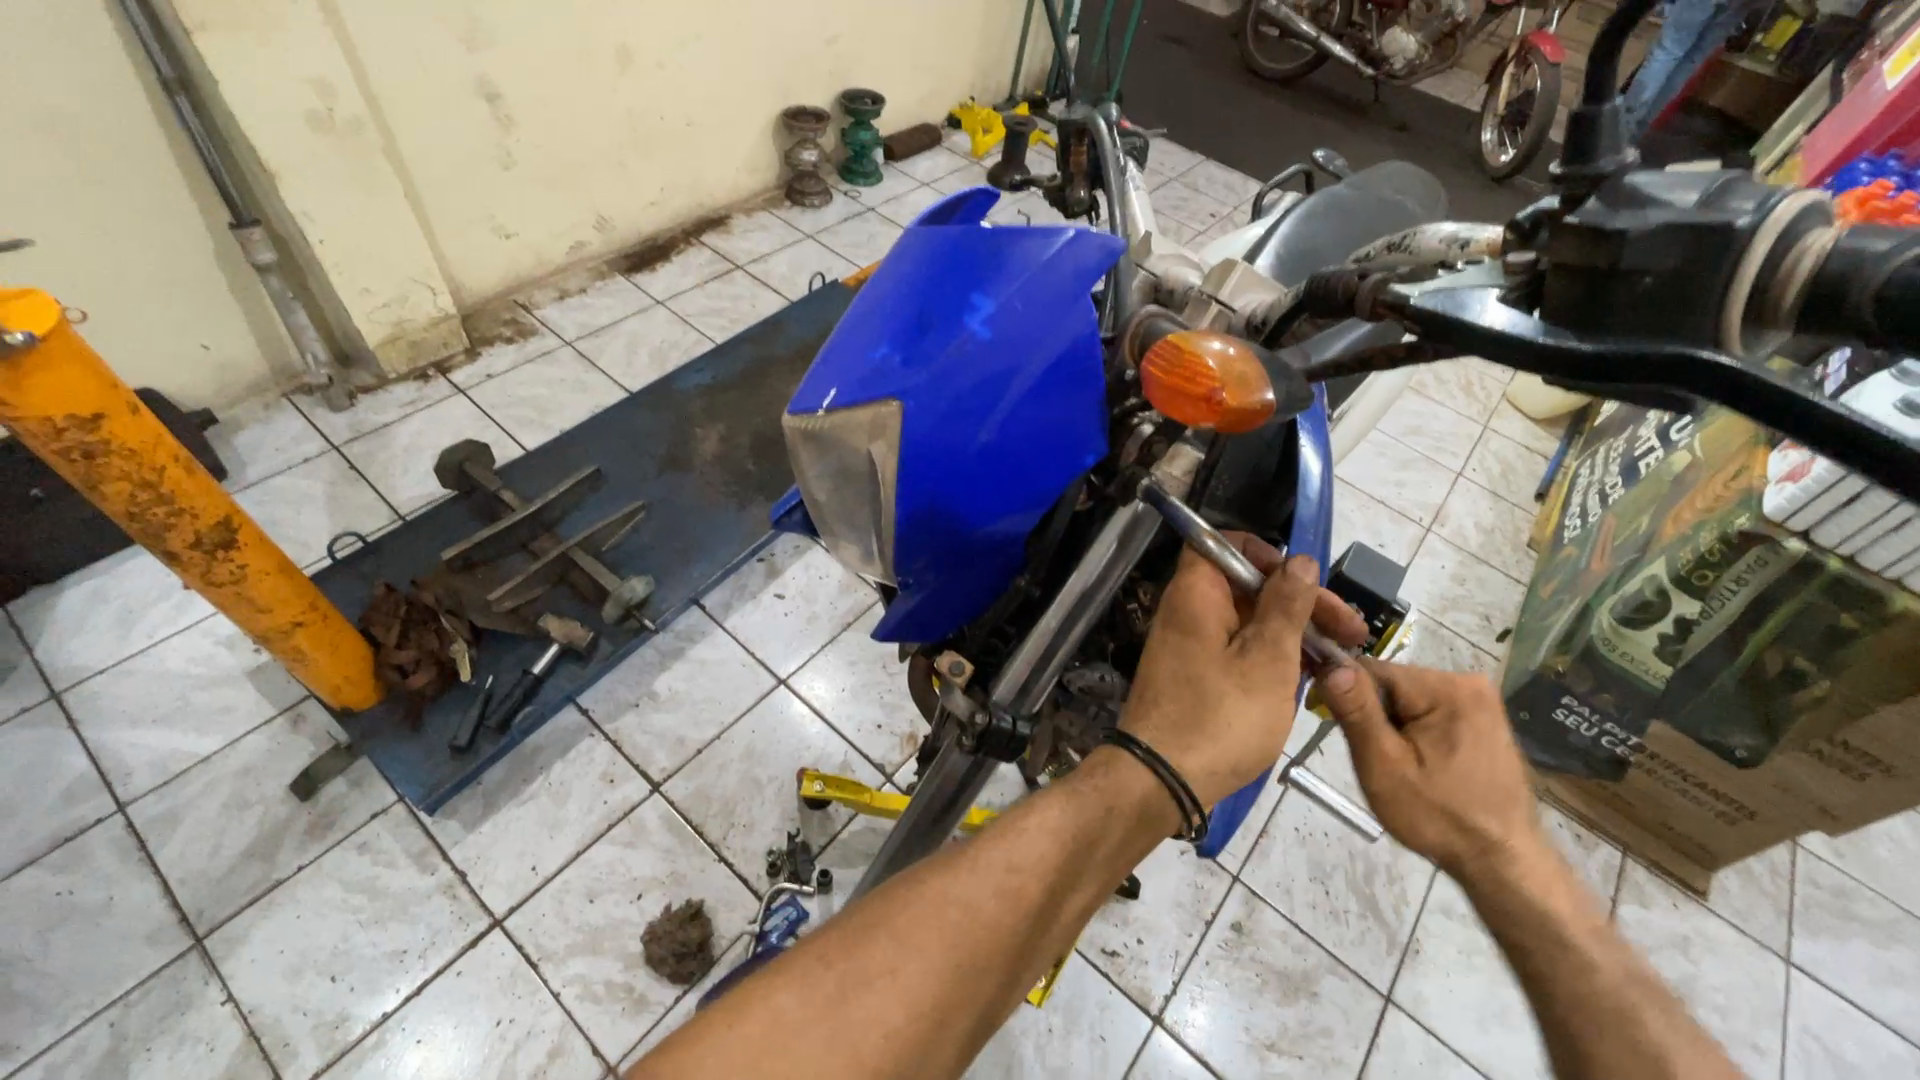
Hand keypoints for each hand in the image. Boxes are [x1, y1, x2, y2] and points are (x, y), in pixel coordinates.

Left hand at [1120, 535, 1368, 808]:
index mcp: (1196, 594)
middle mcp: (1186, 612)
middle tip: (1349, 632)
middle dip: (1298, 602)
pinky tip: (1307, 680)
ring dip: (1291, 634)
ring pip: (1246, 623)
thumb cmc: (1220, 717)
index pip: (1224, 545)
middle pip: (1245, 587)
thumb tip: (1298, 561)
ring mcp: (1188, 647)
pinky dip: (1270, 659)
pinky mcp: (1194, 678)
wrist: (1161, 781)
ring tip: (1338, 661)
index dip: (1266, 554)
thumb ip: (1286, 607)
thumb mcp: (1267, 659)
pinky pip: (1236, 652)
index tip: (1306, 582)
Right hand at [1317, 658, 1542, 875]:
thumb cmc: (1438, 816)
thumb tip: (1330, 663)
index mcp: (1446, 686)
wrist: (1501, 861)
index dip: (1345, 697)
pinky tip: (1419, 764)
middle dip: (1372, 715)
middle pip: (1390, 683)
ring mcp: (1480, 700)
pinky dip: (1413, 732)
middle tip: (1374, 759)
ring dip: (1391, 725)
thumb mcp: (1383, 764)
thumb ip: (1356, 710)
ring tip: (1397, 766)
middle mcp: (1468, 681)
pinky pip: (1428, 711)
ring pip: (1407, 698)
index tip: (1336, 729)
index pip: (1369, 670)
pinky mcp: (1483, 719)